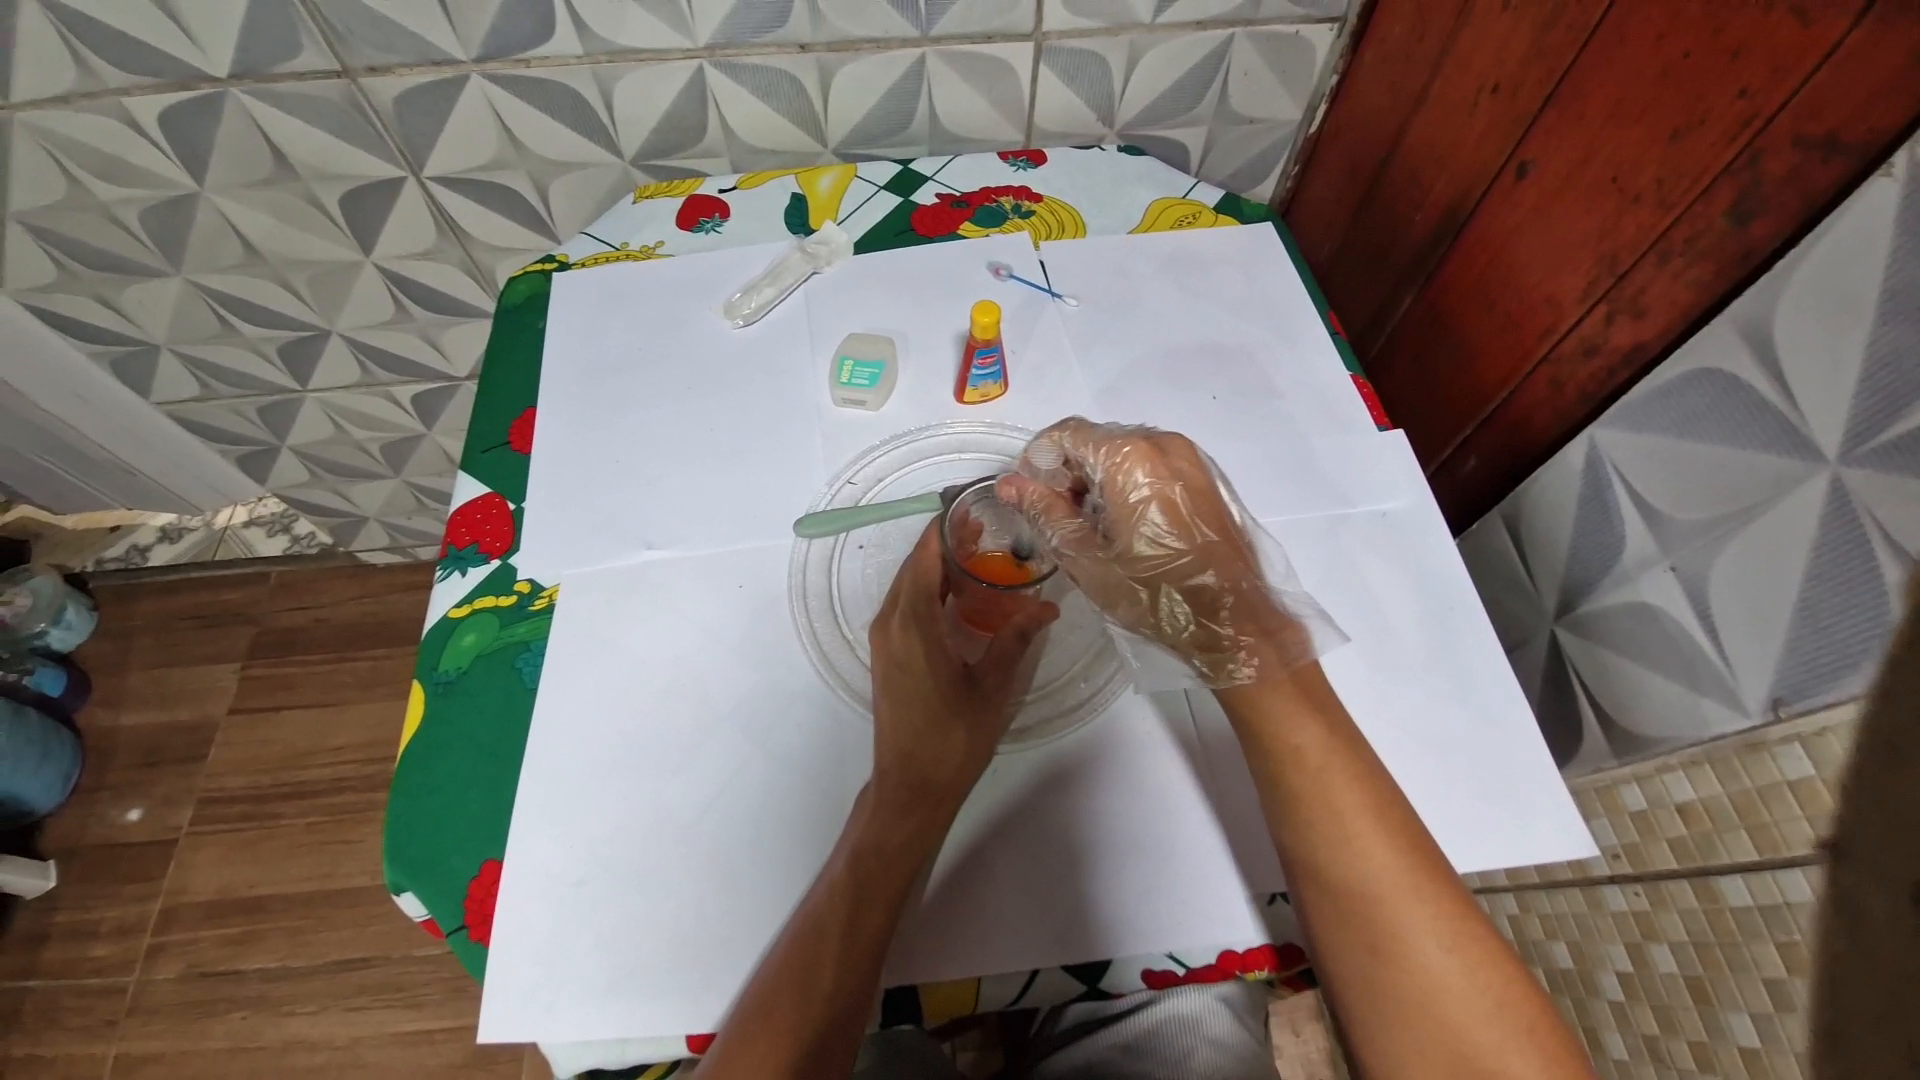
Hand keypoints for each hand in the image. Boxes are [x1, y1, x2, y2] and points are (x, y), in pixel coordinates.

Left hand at [868, 520, 1057, 824]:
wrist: (910, 786)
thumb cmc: (952, 738)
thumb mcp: (992, 686)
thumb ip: (1016, 638)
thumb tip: (1048, 605)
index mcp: (911, 622)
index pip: (924, 556)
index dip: (947, 529)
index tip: (975, 510)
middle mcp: (889, 622)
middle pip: (914, 567)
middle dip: (946, 546)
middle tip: (988, 533)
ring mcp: (884, 639)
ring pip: (908, 586)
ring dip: (938, 569)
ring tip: (979, 559)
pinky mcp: (886, 654)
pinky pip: (905, 606)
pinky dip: (930, 592)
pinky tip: (961, 599)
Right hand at [997, 417, 1307, 685]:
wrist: (1234, 620)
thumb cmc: (1154, 594)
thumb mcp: (1087, 558)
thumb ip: (1045, 512)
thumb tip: (1009, 484)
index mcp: (1129, 458)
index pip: (1067, 434)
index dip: (1038, 460)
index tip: (1029, 495)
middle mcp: (1162, 444)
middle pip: (1097, 440)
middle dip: (1069, 472)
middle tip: (1059, 518)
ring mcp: (1190, 457)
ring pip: (1126, 451)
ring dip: (1099, 478)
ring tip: (1093, 527)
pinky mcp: (1207, 475)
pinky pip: (1154, 464)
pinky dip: (1130, 482)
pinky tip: (1128, 525)